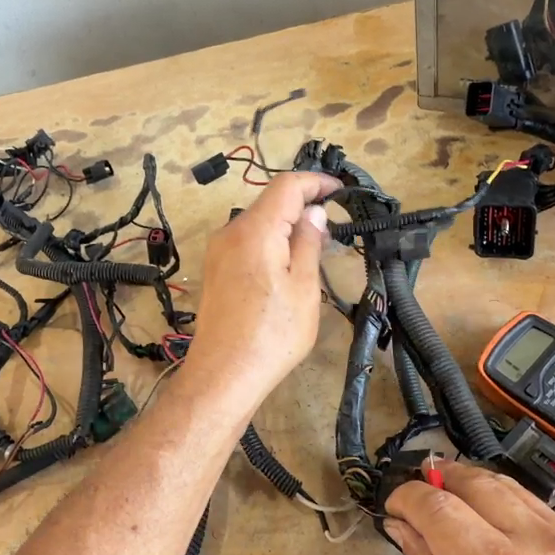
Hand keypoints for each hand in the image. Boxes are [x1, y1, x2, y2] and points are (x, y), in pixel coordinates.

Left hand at [177, 171, 338, 409]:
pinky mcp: (215, 270)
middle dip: (301, 205)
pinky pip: (246, 242)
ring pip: (257, 224)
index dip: (315, 181)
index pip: (286, 186)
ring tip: (312, 250)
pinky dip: (269, 242)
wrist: (223, 373)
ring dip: (285, 226)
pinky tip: (285, 267)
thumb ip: (308, 243)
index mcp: (255, 230)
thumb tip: (313, 212)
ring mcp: (218, 252)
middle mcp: (230, 233)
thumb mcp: (304, 287)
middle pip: (269, 203)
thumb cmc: (272, 333)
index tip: (339, 191)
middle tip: (331, 226)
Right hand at [386, 463, 554, 554]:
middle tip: (413, 494)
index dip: (407, 498)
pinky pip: (532, 501)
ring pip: (504, 482)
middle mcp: (541, 543)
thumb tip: (400, 528)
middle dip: (436, 478)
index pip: (441, 509)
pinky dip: (500, 498)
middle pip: (474, 481)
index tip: (392, 506)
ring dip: (467, 482)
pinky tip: (487, 517)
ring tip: (444, 497)